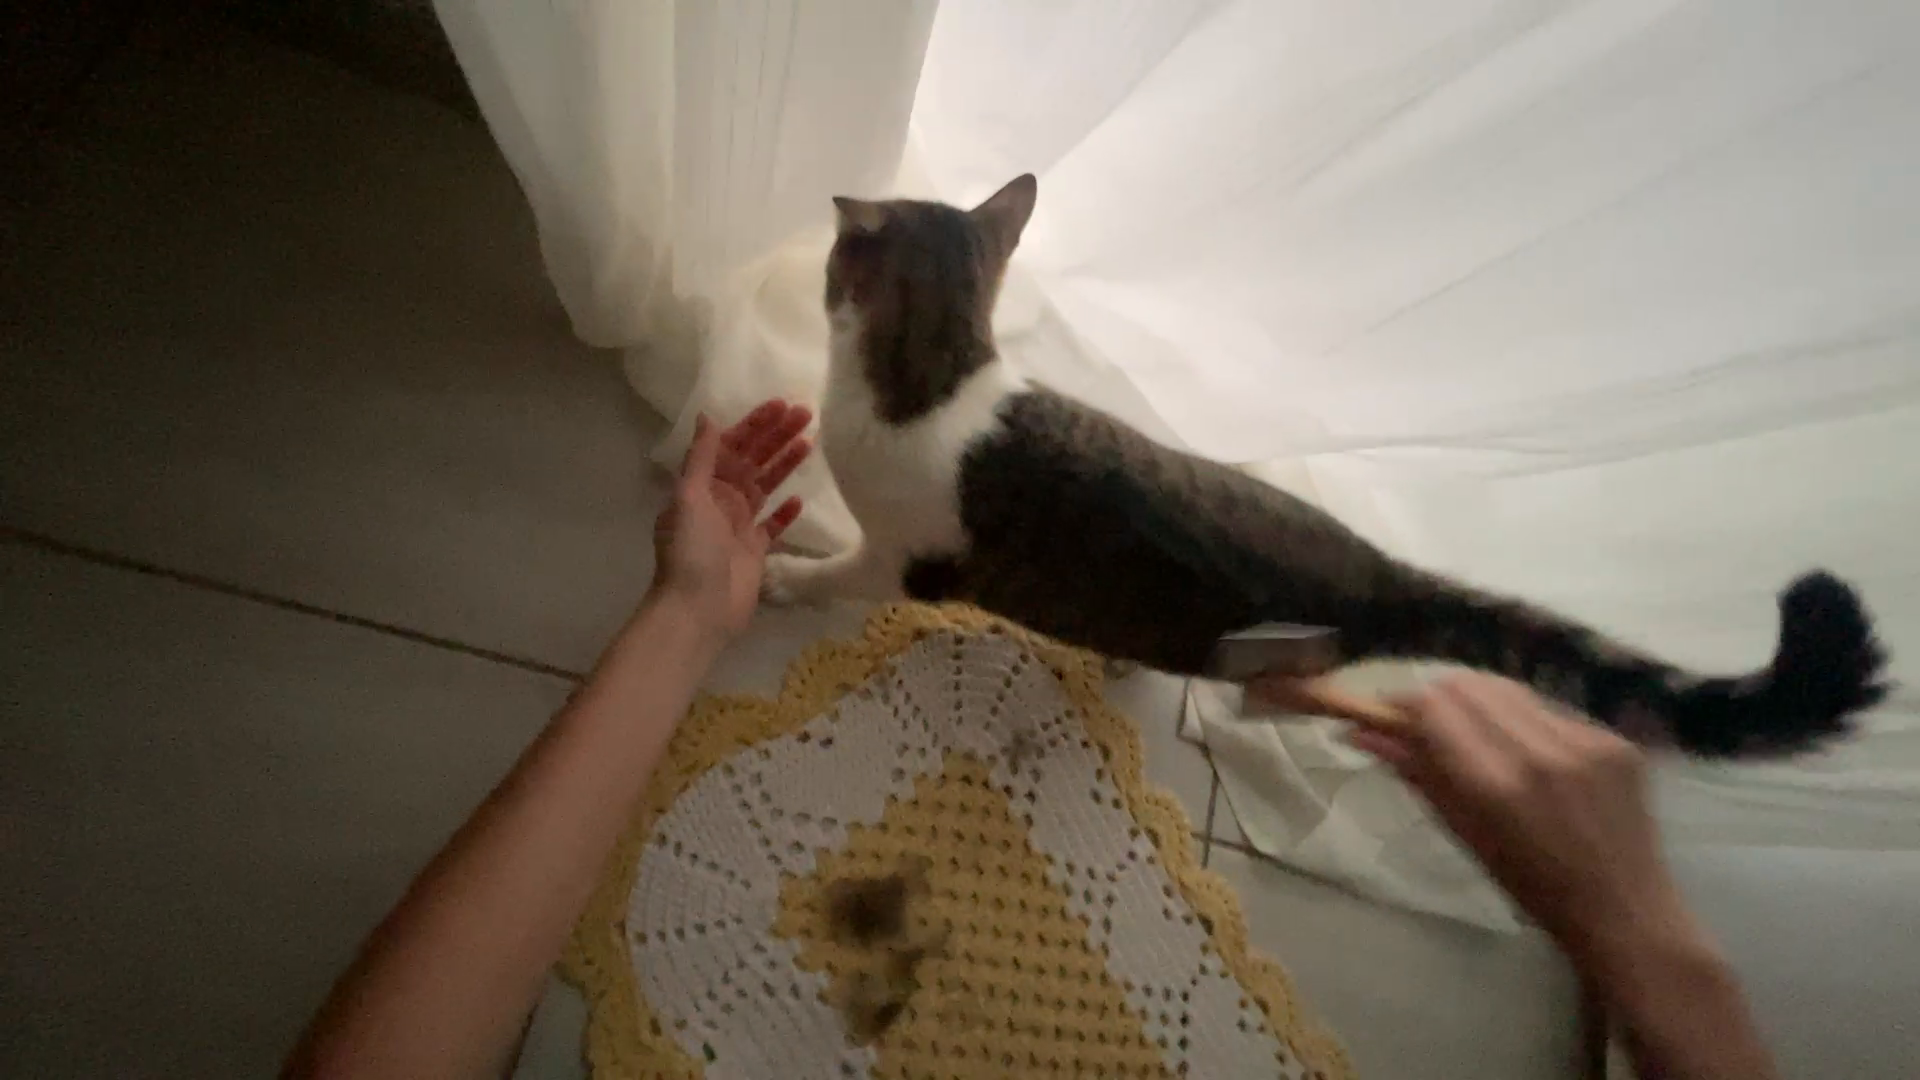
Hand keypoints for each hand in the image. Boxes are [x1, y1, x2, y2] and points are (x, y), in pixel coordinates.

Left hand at [649, 401, 810, 636]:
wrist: (698, 609)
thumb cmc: (691, 552)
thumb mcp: (690, 498)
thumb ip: (701, 458)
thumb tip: (707, 417)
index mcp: (703, 486)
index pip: (733, 445)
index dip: (756, 424)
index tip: (782, 406)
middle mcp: (721, 501)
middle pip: (753, 460)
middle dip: (777, 437)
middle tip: (807, 415)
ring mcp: (739, 526)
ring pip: (766, 486)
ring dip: (785, 464)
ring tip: (811, 443)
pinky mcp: (755, 550)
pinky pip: (773, 525)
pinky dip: (785, 512)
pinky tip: (800, 498)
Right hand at [1281, 672, 1686, 951]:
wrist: (1625, 910)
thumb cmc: (1527, 880)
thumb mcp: (1459, 827)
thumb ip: (1412, 769)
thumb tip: (1357, 732)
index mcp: (1496, 783)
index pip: (1433, 706)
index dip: (1402, 702)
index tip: (1387, 713)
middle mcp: (1541, 752)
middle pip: (1466, 685)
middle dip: (1437, 698)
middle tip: (1428, 723)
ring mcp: (1585, 741)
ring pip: (1505, 687)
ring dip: (1477, 701)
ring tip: (1474, 730)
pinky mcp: (1614, 740)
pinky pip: (1545, 706)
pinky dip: (1519, 717)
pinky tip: (1523, 746)